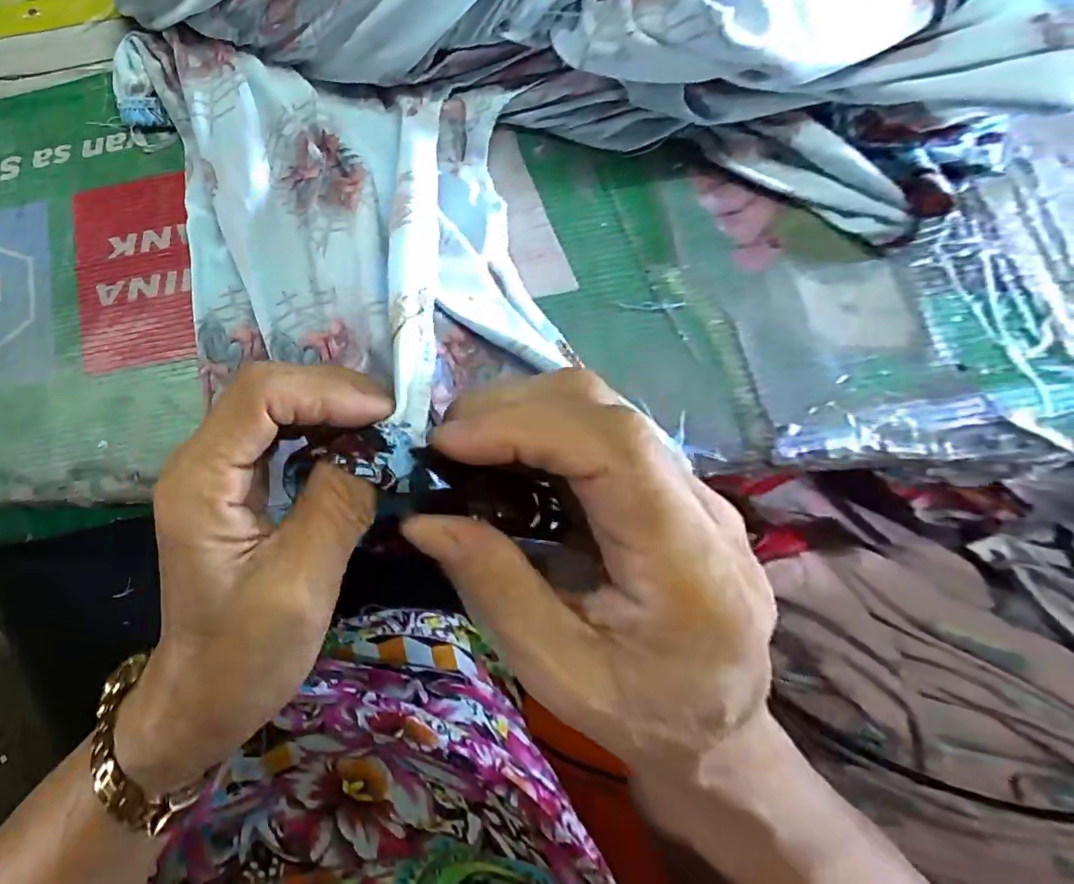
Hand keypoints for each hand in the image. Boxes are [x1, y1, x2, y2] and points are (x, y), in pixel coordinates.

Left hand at [116, 362, 391, 794]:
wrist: (201, 693)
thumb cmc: (245, 653)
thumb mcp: (301, 585)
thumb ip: (335, 506)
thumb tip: (373, 448)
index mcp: (200, 478)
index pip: (257, 395)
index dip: (323, 390)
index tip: (384, 413)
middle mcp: (195, 461)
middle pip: (259, 392)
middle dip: (326, 392)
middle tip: (391, 417)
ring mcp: (206, 471)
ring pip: (264, 408)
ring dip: (322, 408)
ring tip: (378, 426)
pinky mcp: (223, 486)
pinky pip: (267, 437)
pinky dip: (310, 432)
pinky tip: (347, 446)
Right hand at [401, 369, 776, 773]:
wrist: (716, 732)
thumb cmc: (637, 709)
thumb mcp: (554, 669)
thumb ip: (492, 587)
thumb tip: (421, 519)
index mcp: (686, 560)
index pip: (612, 446)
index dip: (520, 426)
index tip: (444, 445)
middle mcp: (697, 505)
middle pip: (599, 408)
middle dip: (504, 409)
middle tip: (439, 447)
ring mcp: (683, 486)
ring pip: (593, 403)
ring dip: (513, 409)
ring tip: (460, 449)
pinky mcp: (658, 481)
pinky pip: (588, 424)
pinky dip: (527, 424)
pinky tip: (494, 458)